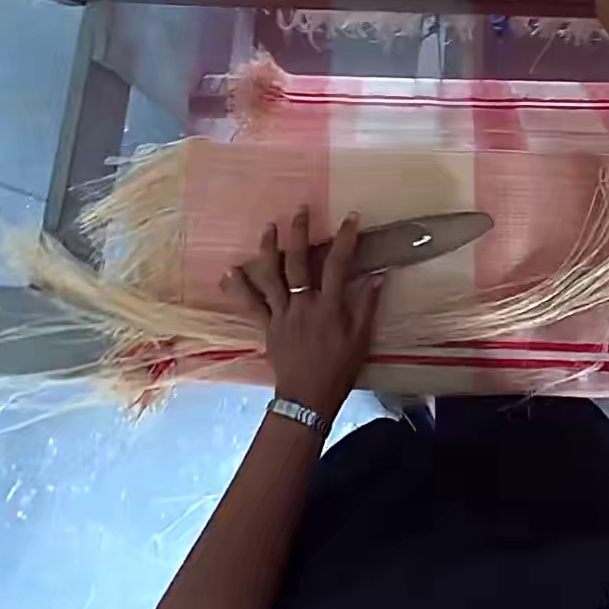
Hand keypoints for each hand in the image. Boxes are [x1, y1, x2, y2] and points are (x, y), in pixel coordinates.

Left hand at [223, 207, 382, 418]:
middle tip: (301, 210)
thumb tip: (378, 276)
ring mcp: (281, 313)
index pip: (337, 264)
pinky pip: (250, 304)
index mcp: (328, 307)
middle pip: (298, 262)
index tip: (350, 217)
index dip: (345, 239)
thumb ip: (366, 306)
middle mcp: (302, 304)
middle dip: (300, 233)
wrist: (307, 398)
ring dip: (268, 249)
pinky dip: (239, 288)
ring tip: (268, 227)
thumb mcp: (360, 340)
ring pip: (271, 276)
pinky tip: (230, 271)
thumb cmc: (338, 369)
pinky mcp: (267, 325)